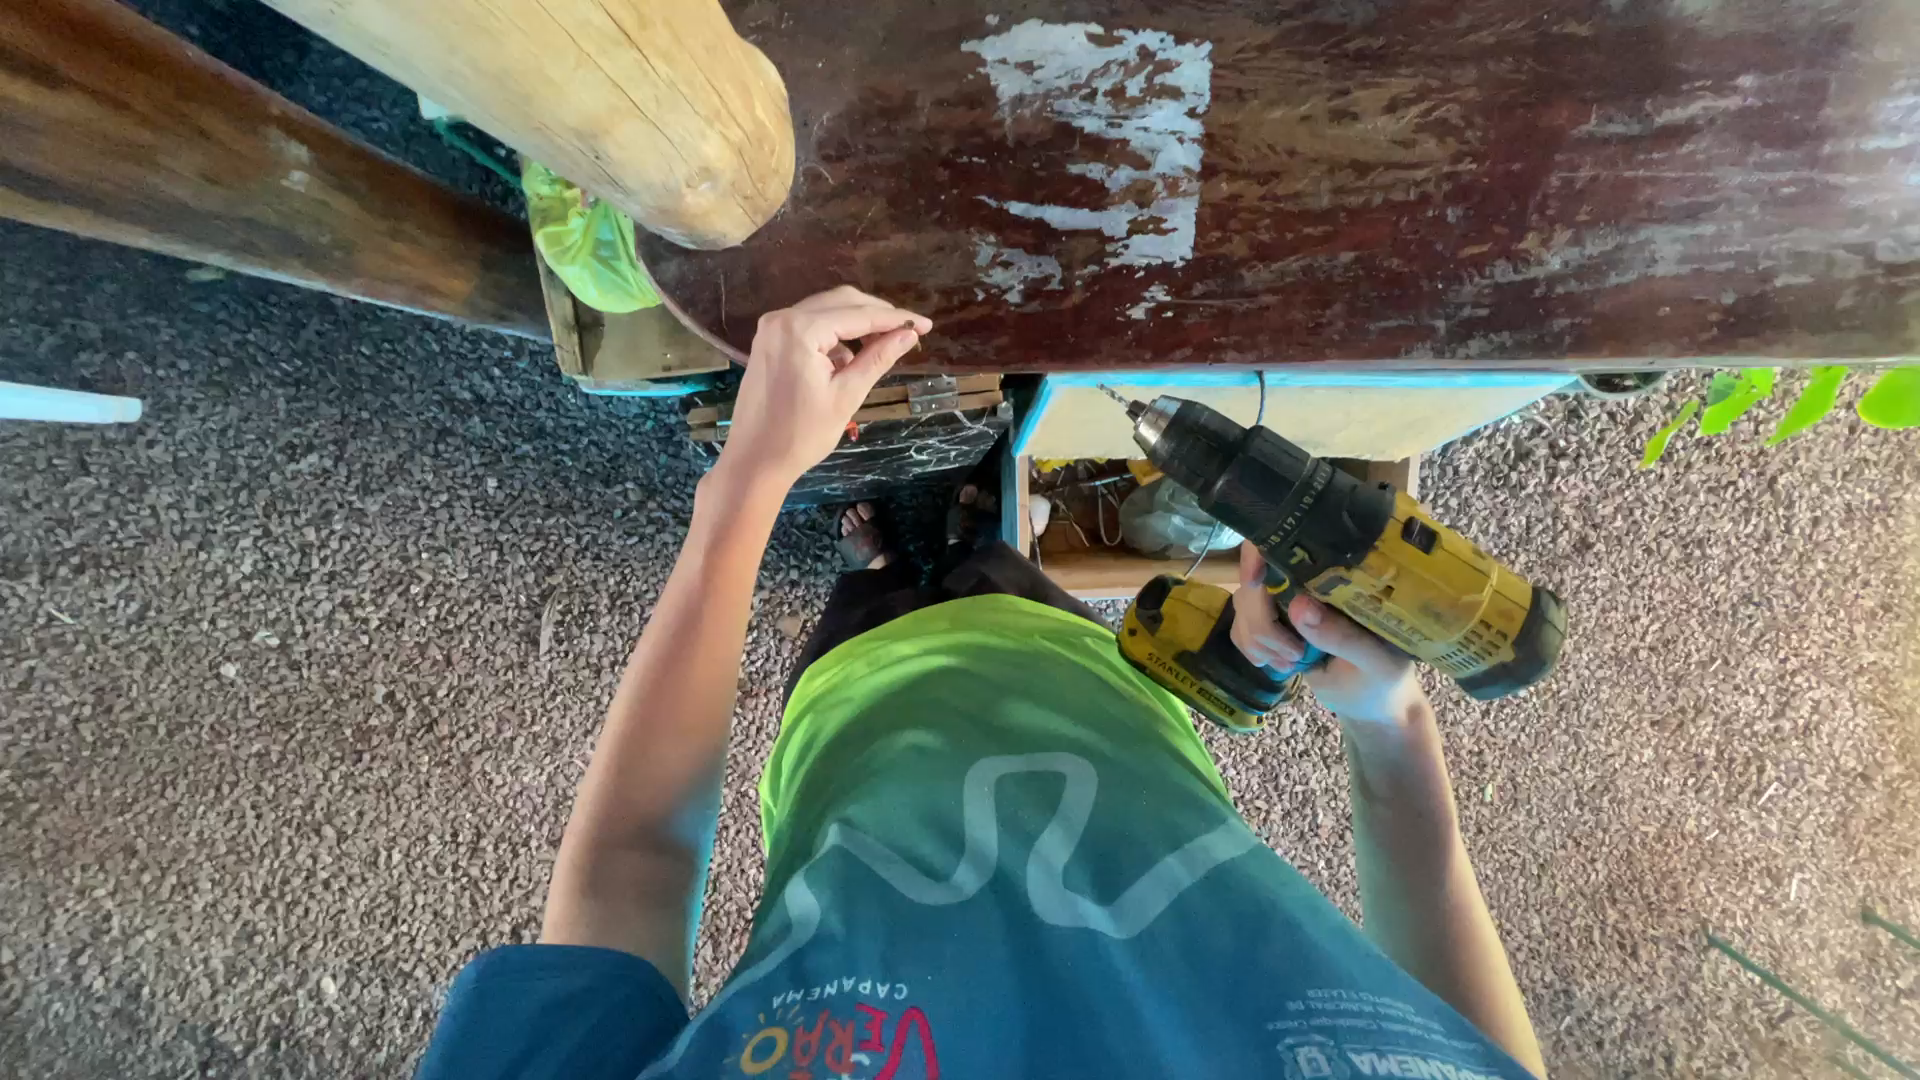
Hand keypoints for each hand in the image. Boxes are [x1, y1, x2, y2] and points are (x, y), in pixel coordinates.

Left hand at [716, 286, 932, 488]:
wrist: (755, 460)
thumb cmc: (801, 434)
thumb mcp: (846, 396)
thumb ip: (877, 359)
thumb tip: (908, 336)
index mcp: (800, 329)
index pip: (858, 314)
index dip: (896, 319)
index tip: (925, 325)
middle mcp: (782, 318)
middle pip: (841, 302)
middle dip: (877, 315)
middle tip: (908, 333)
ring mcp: (772, 329)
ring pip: (825, 311)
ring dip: (857, 323)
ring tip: (884, 345)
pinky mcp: (769, 342)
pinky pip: (809, 326)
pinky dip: (834, 335)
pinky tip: (850, 359)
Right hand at [1228, 542, 1429, 727]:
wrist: (1368, 701)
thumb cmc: (1382, 675)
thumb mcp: (1373, 660)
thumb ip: (1341, 636)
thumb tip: (1299, 606)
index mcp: (1338, 575)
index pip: (1288, 543)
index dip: (1258, 554)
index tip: (1255, 580)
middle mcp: (1305, 580)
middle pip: (1255, 580)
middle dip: (1262, 622)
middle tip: (1292, 654)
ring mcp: (1282, 600)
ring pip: (1243, 603)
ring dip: (1258, 639)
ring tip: (1290, 662)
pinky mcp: (1267, 622)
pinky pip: (1239, 627)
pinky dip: (1251, 649)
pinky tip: (1276, 663)